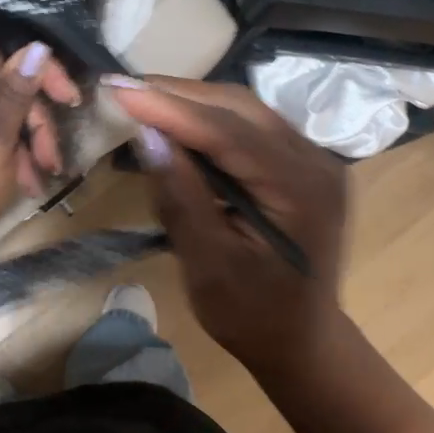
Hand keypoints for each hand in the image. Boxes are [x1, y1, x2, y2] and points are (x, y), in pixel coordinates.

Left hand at [0, 43, 78, 264]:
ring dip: (30, 146)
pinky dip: (14, 156)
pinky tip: (26, 182)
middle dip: (38, 127)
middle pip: (12, 93)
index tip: (73, 101)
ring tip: (39, 179)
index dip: (46, 78)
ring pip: (8, 118)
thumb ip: (17, 92)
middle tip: (52, 161)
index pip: (10, 62)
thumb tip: (38, 46)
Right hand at [108, 77, 348, 373]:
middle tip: (121, 90)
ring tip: (139, 101)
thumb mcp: (208, 264)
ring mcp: (312, 159)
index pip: (227, 131)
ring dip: (190, 103)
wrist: (303, 342)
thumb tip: (146, 137)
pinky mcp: (299, 164)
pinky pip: (250, 126)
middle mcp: (315, 161)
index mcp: (300, 189)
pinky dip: (207, 121)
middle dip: (177, 94)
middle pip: (239, 107)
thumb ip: (181, 197)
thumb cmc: (252, 314)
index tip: (118, 90)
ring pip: (244, 110)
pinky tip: (174, 125)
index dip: (169, 107)